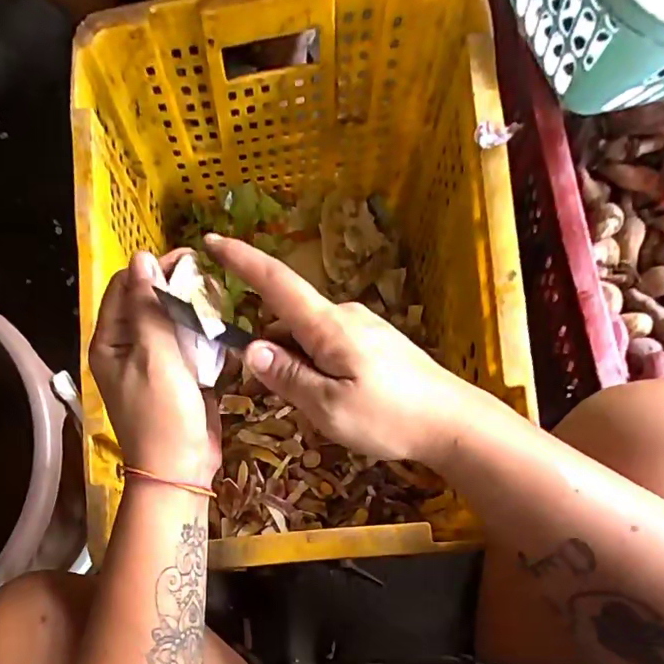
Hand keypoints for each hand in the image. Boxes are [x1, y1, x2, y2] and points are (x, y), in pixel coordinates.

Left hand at [88, 250, 220, 482]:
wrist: (180, 469)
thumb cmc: (162, 415)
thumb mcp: (154, 356)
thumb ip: (149, 307)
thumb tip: (141, 259)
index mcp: (110, 342)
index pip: (124, 288)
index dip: (152, 268)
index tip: (188, 259)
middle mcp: (127, 349)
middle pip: (149, 302)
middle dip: (176, 288)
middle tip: (207, 282)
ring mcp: (154, 364)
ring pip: (172, 323)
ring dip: (192, 310)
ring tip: (217, 301)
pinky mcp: (177, 378)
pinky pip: (187, 346)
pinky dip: (201, 335)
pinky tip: (219, 329)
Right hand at [204, 235, 480, 463]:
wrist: (453, 422)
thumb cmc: (389, 418)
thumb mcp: (327, 407)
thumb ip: (287, 376)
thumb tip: (251, 349)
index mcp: (328, 326)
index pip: (276, 283)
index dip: (241, 260)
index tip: (210, 241)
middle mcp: (344, 316)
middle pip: (287, 321)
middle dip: (268, 350)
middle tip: (270, 396)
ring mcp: (362, 327)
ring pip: (307, 338)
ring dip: (294, 365)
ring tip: (312, 409)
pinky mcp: (374, 342)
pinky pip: (327, 346)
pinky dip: (314, 367)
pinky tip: (331, 400)